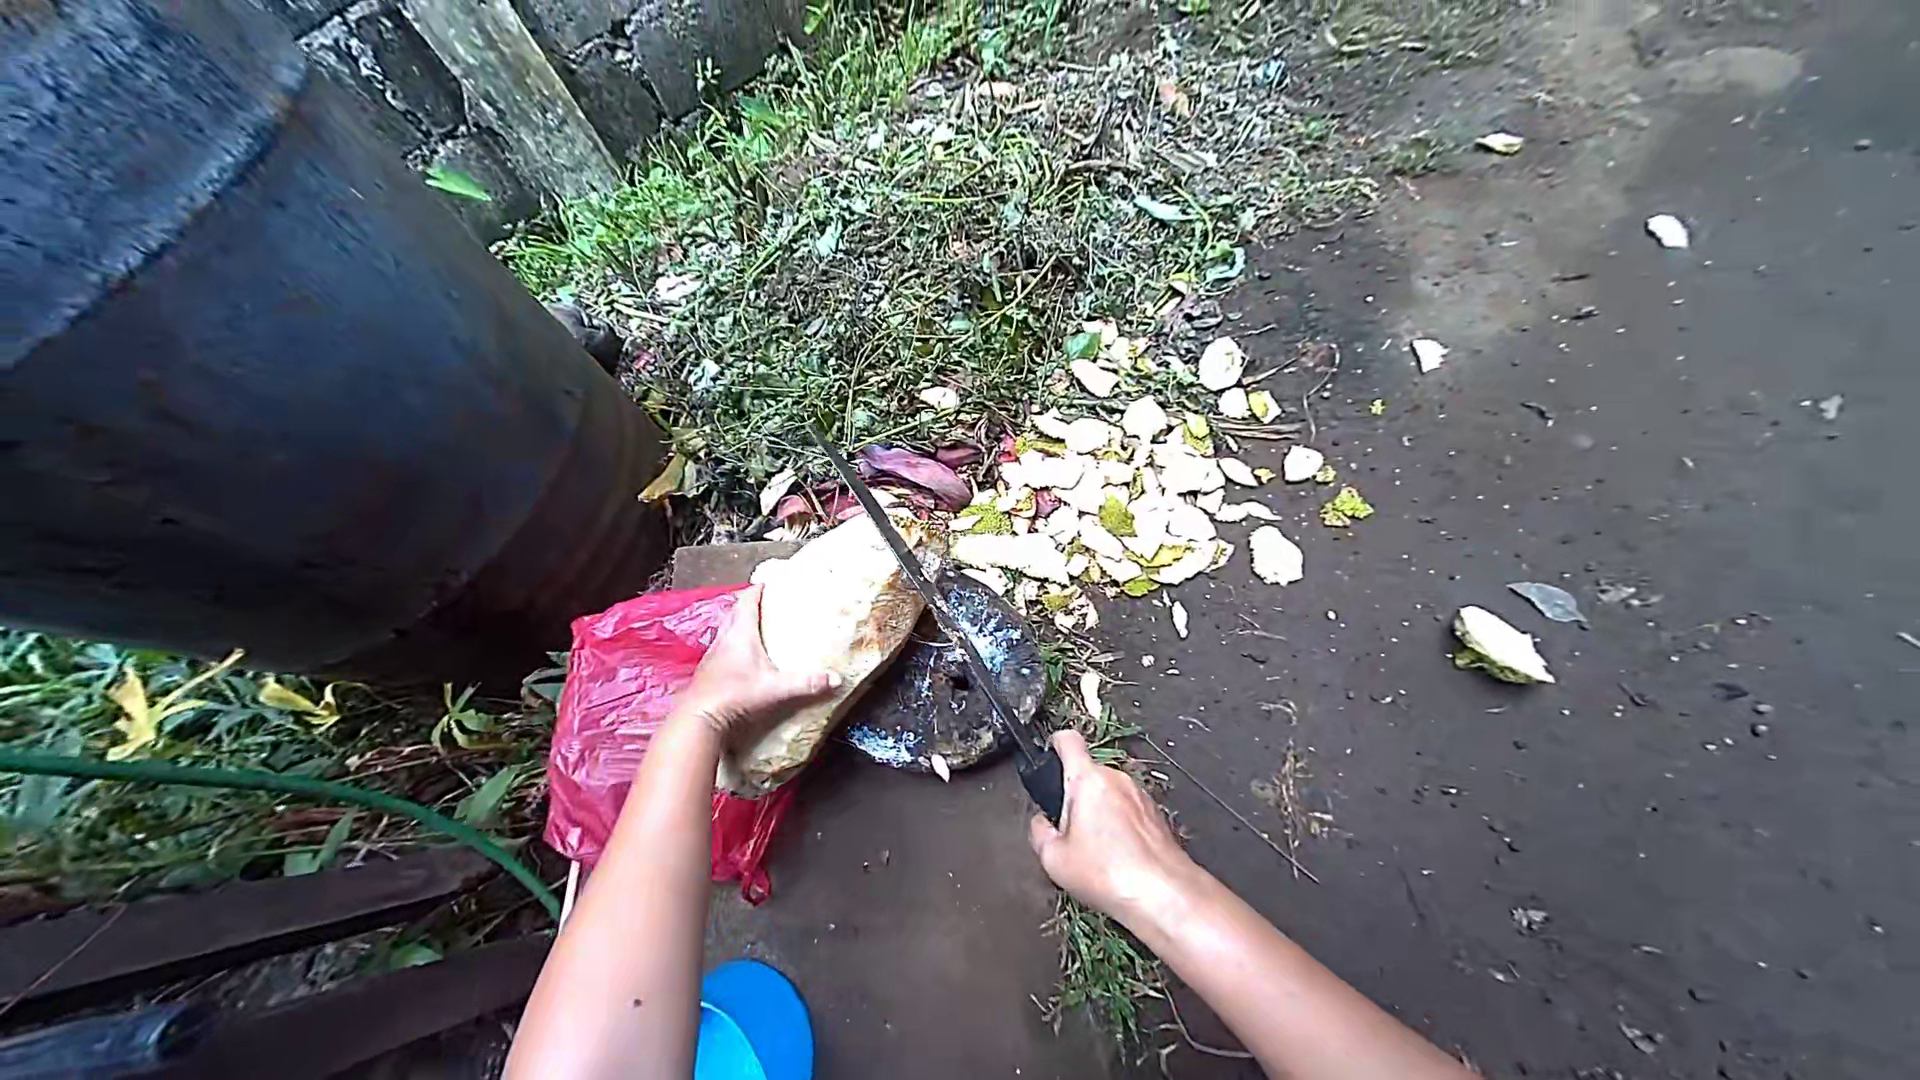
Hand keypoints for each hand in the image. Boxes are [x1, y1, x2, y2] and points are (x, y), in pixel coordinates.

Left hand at [678, 585, 840, 742]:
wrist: (699, 719)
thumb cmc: (737, 694)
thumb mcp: (776, 688)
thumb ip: (806, 682)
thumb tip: (836, 678)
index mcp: (740, 633)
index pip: (747, 601)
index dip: (757, 590)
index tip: (767, 583)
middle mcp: (724, 639)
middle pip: (734, 613)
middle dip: (748, 604)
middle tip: (763, 602)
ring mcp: (712, 655)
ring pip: (725, 631)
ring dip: (737, 625)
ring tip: (754, 627)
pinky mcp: (707, 672)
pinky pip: (721, 650)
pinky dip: (731, 646)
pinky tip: (740, 658)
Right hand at [1028, 729, 1201, 929]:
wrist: (1164, 896)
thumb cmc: (1112, 874)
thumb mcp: (1053, 859)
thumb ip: (1039, 832)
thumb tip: (1041, 824)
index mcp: (1088, 780)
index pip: (1068, 740)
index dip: (1055, 743)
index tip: (1050, 753)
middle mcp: (1116, 779)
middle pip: (1087, 774)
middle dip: (1075, 797)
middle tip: (1071, 831)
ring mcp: (1139, 795)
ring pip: (1108, 793)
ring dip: (1099, 812)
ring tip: (1097, 850)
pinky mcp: (1155, 813)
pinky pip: (1128, 809)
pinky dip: (1120, 825)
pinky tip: (1118, 856)